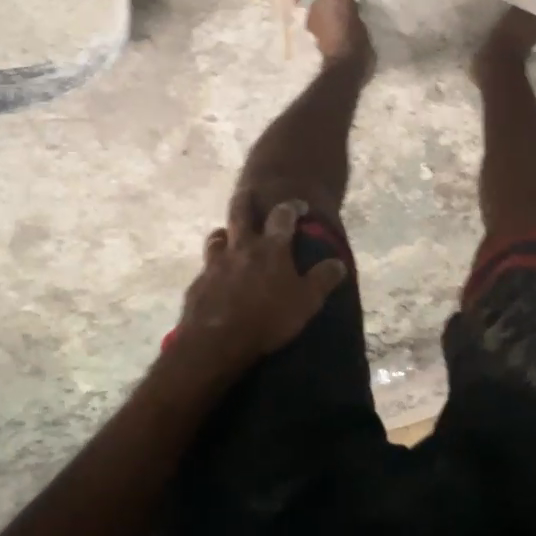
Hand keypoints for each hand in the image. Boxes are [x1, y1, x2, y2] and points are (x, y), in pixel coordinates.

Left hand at [168, 197, 348, 375]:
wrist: (214, 343)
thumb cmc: (267, 319)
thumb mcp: (307, 302)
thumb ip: (323, 280)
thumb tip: (338, 262)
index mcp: (271, 248)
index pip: (283, 215)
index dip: (292, 207)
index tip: (299, 206)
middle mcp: (241, 248)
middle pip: (239, 212)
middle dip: (245, 200)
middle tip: (248, 192)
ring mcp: (215, 264)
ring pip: (216, 236)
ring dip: (225, 233)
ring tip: (230, 237)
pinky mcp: (197, 284)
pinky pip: (205, 268)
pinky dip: (213, 267)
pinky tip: (217, 279)